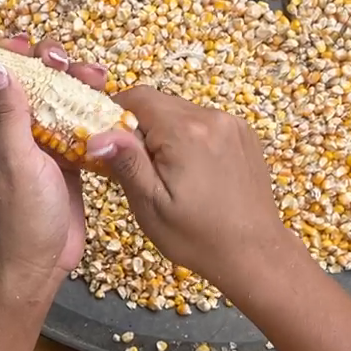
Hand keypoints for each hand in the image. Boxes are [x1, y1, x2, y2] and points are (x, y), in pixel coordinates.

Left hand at [0, 37, 104, 297]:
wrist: (42, 264)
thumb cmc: (23, 217)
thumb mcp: (16, 161)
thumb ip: (8, 115)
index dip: (8, 56)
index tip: (29, 42)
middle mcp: (16, 135)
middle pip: (32, 87)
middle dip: (50, 66)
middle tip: (69, 61)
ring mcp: (43, 149)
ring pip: (59, 104)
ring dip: (76, 85)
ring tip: (98, 76)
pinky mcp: (68, 162)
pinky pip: (79, 128)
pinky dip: (92, 113)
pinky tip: (109, 103)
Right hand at [84, 86, 307, 297]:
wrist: (254, 252)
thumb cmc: (196, 236)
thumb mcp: (151, 205)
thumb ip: (126, 163)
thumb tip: (96, 135)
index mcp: (185, 132)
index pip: (137, 98)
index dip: (115, 114)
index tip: (108, 143)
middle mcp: (211, 117)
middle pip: (160, 103)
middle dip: (140, 127)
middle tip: (135, 166)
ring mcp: (232, 124)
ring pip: (182, 113)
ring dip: (164, 133)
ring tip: (165, 173)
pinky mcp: (244, 134)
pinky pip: (204, 124)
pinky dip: (188, 139)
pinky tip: (191, 172)